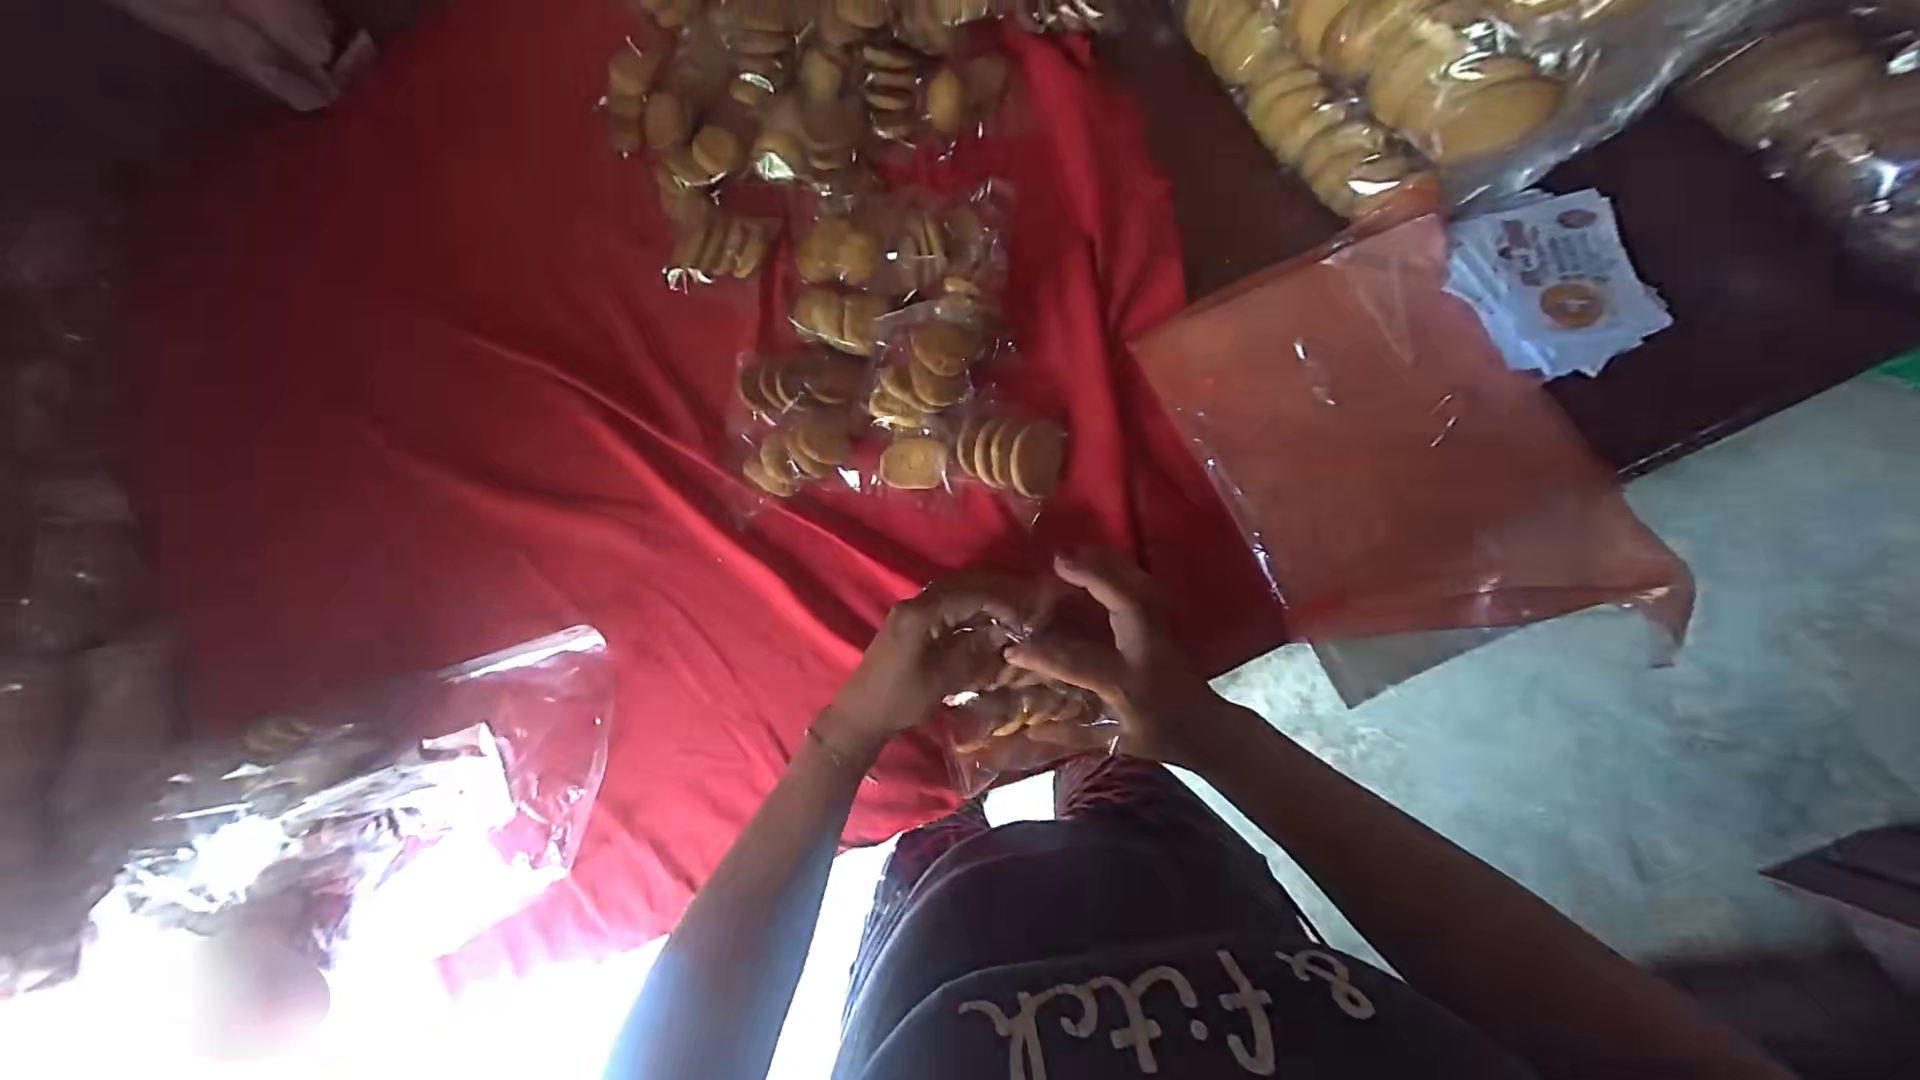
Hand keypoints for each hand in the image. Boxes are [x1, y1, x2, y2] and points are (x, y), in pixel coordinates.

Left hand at [819, 573, 1021, 763]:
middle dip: (993, 597)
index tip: (1022, 621)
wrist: (862, 713)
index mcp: (921, 613)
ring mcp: (910, 611)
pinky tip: (982, 625)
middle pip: (961, 587)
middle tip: (1019, 613)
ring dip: (980, 603)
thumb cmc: (902, 698)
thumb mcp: (944, 678)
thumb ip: (974, 650)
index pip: (970, 595)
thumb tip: (1003, 631)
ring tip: (1006, 619)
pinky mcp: (909, 623)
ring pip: (953, 595)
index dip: (1000, 604)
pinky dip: (966, 612)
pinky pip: (944, 606)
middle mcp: (914, 603)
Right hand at [1004, 549, 1250, 769]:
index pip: (1081, 664)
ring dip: (1108, 564)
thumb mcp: (1116, 743)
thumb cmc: (1162, 739)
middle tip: (1058, 560)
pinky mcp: (1168, 622)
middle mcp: (1148, 651)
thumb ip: (1071, 736)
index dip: (1044, 657)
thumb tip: (1027, 732)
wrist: (1211, 731)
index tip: (1013, 651)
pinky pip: (1146, 586)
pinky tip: (1103, 560)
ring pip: (1141, 587)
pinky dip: (1123, 569)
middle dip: (1095, 577)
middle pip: (1128, 603)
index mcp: (1130, 684)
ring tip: (1077, 552)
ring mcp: (1163, 632)